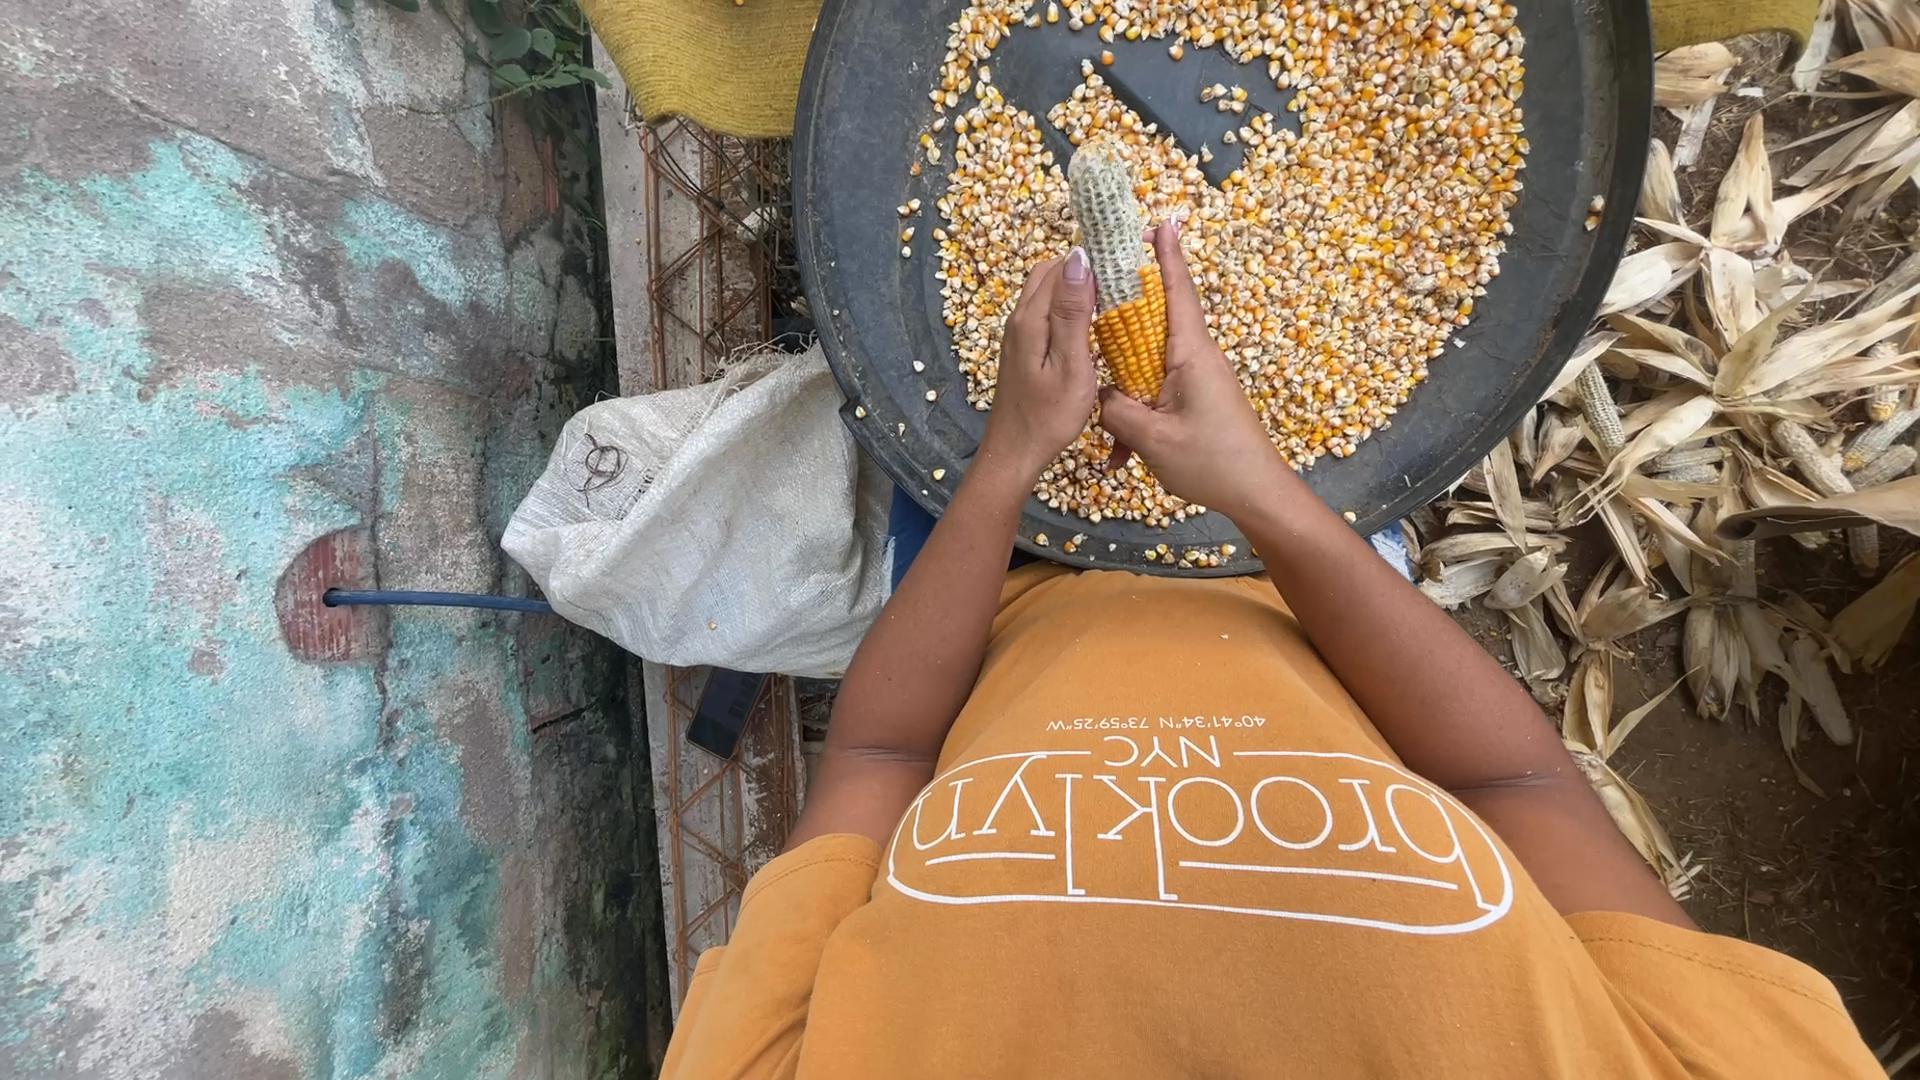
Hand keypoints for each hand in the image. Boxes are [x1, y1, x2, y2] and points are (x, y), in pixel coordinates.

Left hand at [980, 249, 1098, 475]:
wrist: (1015, 452)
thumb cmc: (1048, 416)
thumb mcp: (1070, 364)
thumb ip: (1073, 312)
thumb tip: (1079, 257)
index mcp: (1030, 318)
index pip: (1061, 266)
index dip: (1092, 261)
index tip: (1124, 268)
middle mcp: (1018, 319)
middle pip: (1051, 273)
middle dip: (1083, 270)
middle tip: (1119, 285)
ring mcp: (1018, 335)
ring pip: (1047, 293)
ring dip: (1075, 291)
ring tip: (1108, 303)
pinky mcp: (1022, 349)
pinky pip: (1045, 314)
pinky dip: (1067, 310)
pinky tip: (1088, 327)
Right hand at [1097, 220, 1292, 518]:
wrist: (1255, 493)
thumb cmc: (1211, 461)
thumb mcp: (1152, 438)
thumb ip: (1115, 408)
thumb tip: (1099, 392)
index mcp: (1190, 353)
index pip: (1177, 291)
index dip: (1166, 255)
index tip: (1160, 220)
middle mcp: (1194, 358)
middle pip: (1153, 321)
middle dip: (1125, 308)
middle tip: (1095, 289)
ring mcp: (1194, 380)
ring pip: (1146, 366)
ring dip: (1121, 389)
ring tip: (1099, 414)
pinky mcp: (1192, 401)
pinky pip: (1153, 395)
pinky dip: (1134, 419)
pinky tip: (1119, 456)